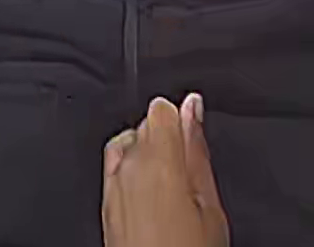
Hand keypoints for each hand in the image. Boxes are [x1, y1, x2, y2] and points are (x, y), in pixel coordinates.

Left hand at [103, 96, 226, 246]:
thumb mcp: (210, 208)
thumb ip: (197, 149)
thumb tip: (192, 105)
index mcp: (158, 157)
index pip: (161, 107)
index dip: (179, 123)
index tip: (190, 144)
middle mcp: (128, 160)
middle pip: (146, 123)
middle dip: (166, 141)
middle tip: (186, 181)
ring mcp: (111, 178)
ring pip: (131, 142)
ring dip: (148, 156)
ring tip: (169, 196)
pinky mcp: (103, 196)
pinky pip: (116, 162)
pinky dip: (131, 169)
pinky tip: (149, 197)